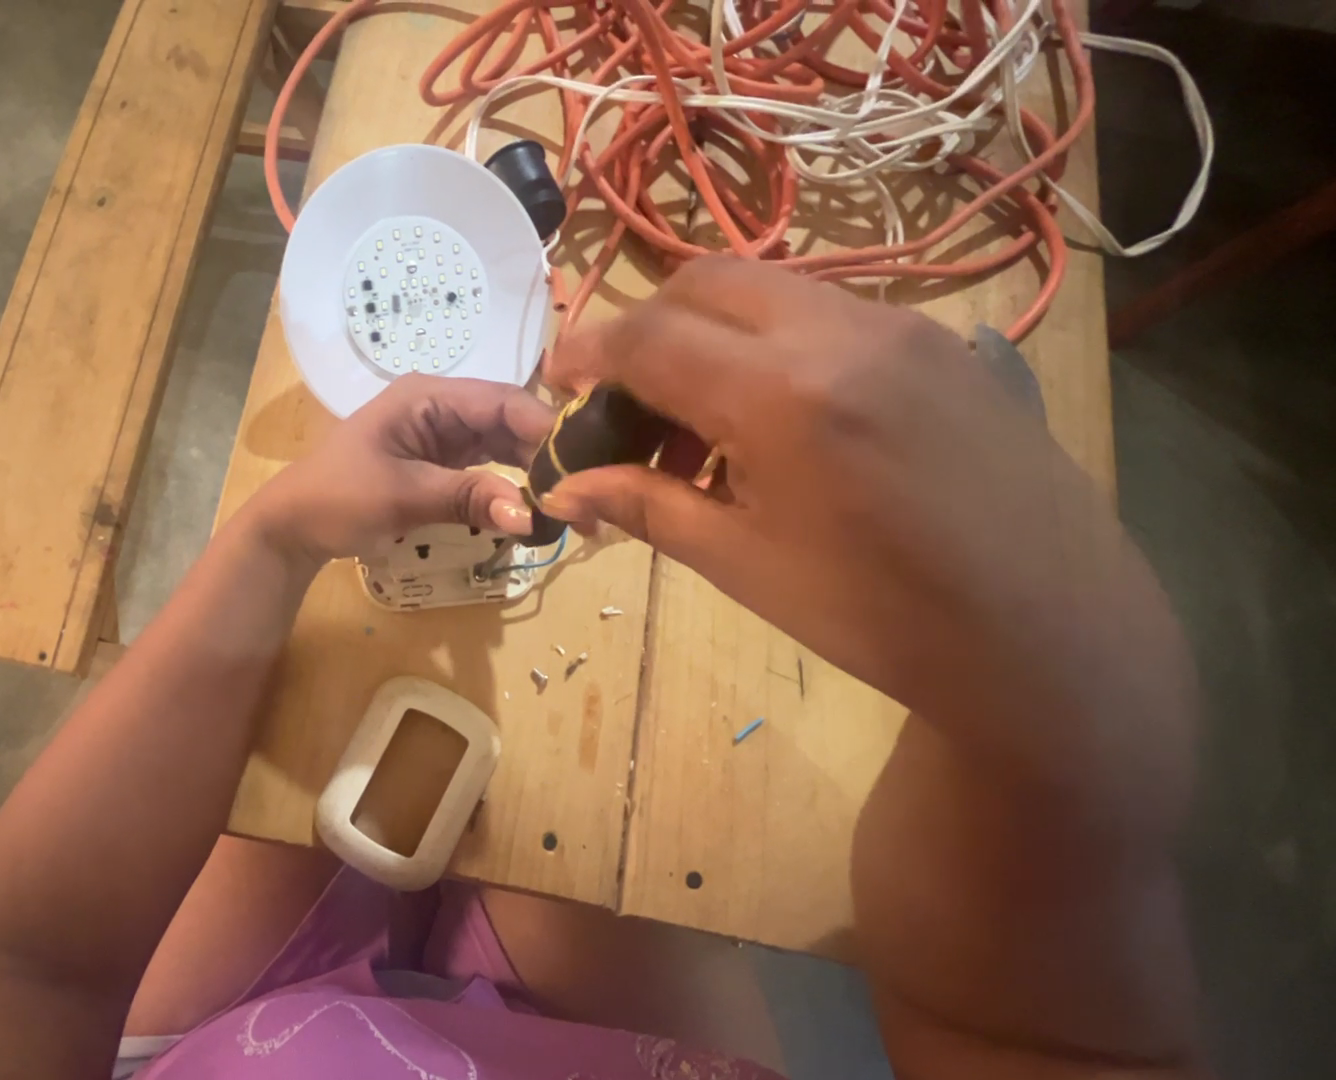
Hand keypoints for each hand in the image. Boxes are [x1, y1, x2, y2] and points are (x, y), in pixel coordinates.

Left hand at [245, 376, 555, 564]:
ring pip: (504, 444)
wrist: (295, 526)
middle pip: (510, 420)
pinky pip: (487, 467)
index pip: (503, 401)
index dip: (547, 429)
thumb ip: (468, 497)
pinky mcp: (441, 462)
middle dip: (547, 454)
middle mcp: (441, 406)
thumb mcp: (403, 495)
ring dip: (534, 472)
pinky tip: (535, 506)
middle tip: (585, 495)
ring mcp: (442, 434)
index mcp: (428, 396)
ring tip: (571, 505)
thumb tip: (534, 515)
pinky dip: (510, 486)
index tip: (583, 467)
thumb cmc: (338, 498)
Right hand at [544, 259, 1192, 817]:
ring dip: (709, 337)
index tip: (557, 381)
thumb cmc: (871, 613)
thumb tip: (560, 489)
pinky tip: (777, 424)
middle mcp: (842, 334)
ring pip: (768, 291)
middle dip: (645, 328)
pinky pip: (825, 315)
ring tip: (703, 426)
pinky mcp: (941, 342)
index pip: (649, 339)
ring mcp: (902, 328)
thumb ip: (641, 505)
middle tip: (627, 399)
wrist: (1044, 634)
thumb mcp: (737, 561)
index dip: (586, 352)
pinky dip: (770, 347)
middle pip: (705, 283)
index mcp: (781, 397)